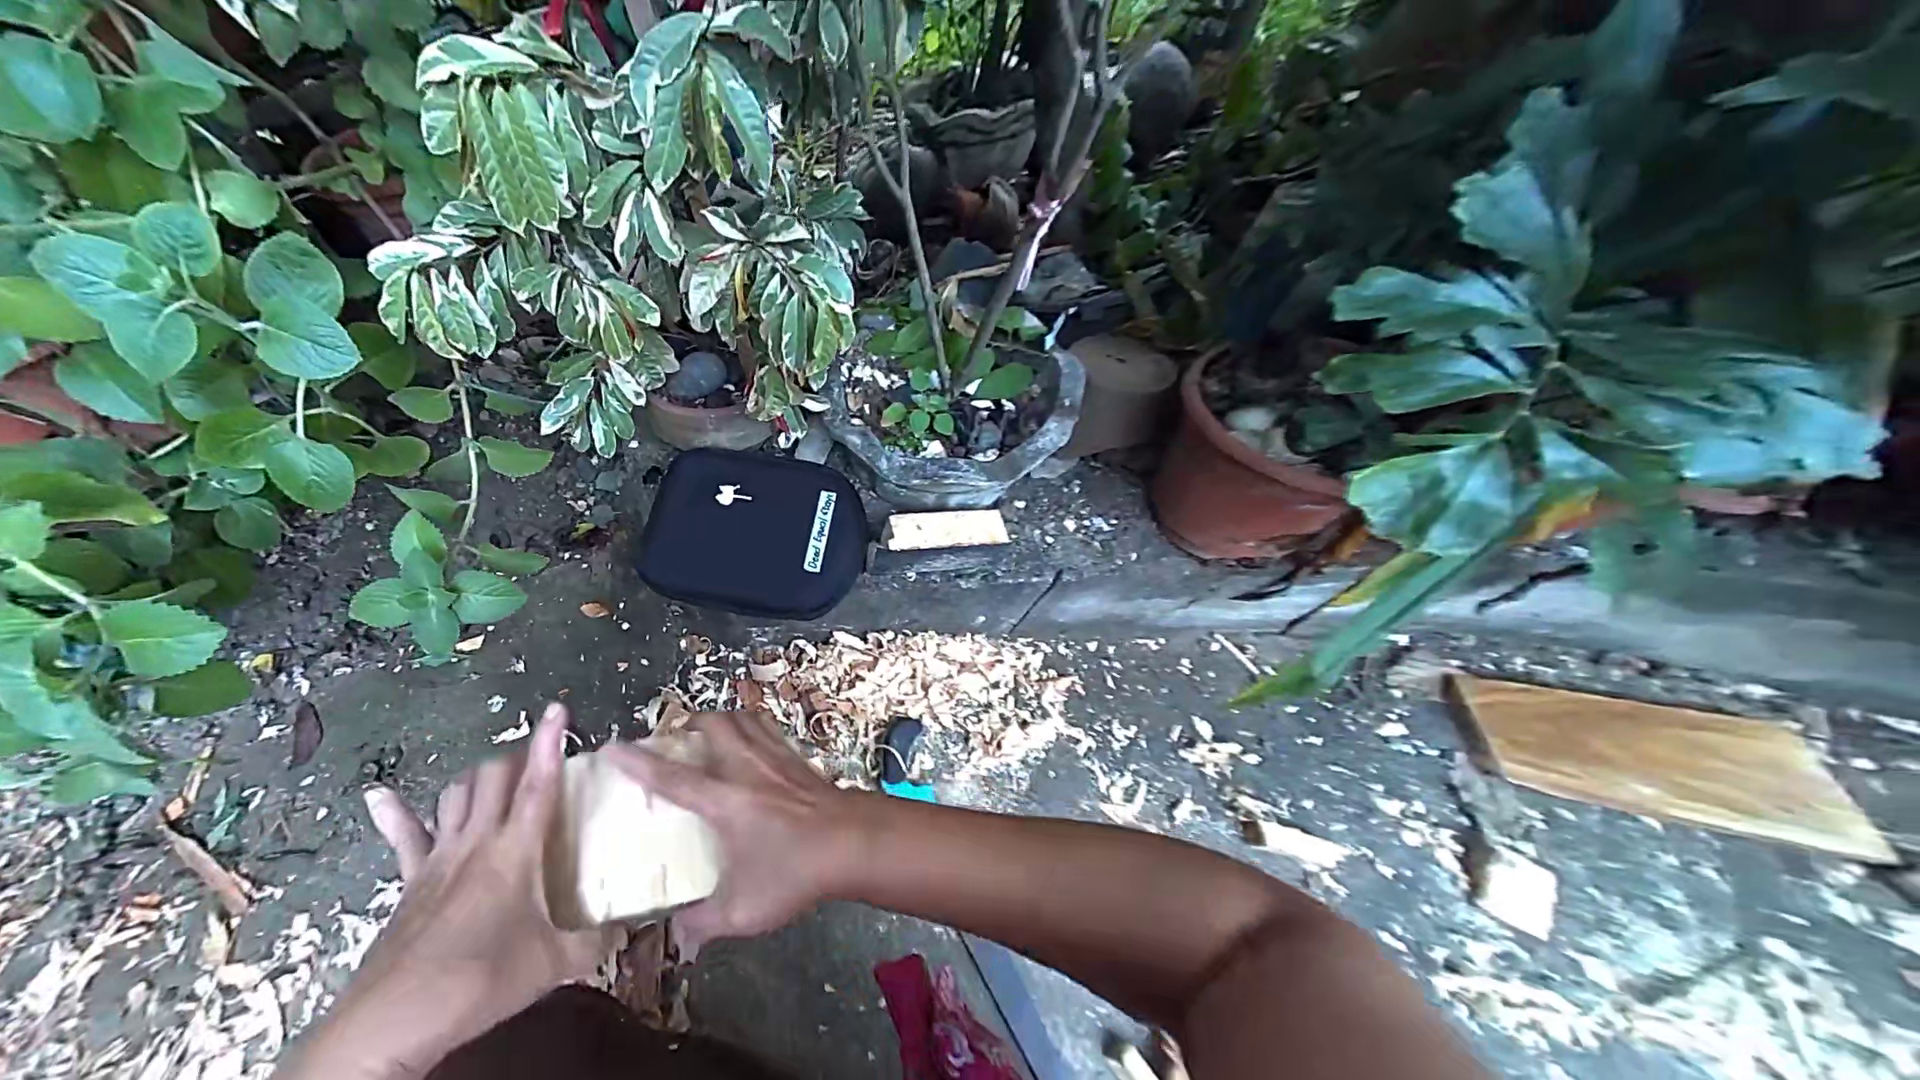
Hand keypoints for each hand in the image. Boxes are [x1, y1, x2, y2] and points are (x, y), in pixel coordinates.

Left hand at [279, 703, 612, 1079]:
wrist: (387, 1028)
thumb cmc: (478, 980)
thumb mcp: (552, 964)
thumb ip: (597, 941)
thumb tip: (632, 929)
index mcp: (514, 850)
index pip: (537, 783)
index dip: (549, 743)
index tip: (557, 708)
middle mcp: (475, 843)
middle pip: (493, 777)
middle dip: (517, 757)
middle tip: (542, 760)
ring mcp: (436, 861)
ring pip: (456, 795)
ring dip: (478, 778)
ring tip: (499, 777)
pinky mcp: (409, 884)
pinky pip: (403, 839)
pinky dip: (395, 814)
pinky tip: (380, 795)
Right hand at [605, 711, 871, 949]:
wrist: (854, 842)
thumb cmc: (796, 872)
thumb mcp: (745, 910)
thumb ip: (704, 922)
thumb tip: (679, 934)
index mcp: (725, 802)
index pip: (671, 778)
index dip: (637, 763)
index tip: (612, 746)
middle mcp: (748, 769)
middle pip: (714, 726)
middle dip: (689, 723)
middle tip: (675, 738)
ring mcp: (777, 758)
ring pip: (744, 719)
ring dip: (723, 719)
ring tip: (710, 733)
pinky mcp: (798, 759)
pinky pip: (769, 728)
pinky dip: (753, 726)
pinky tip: (752, 743)